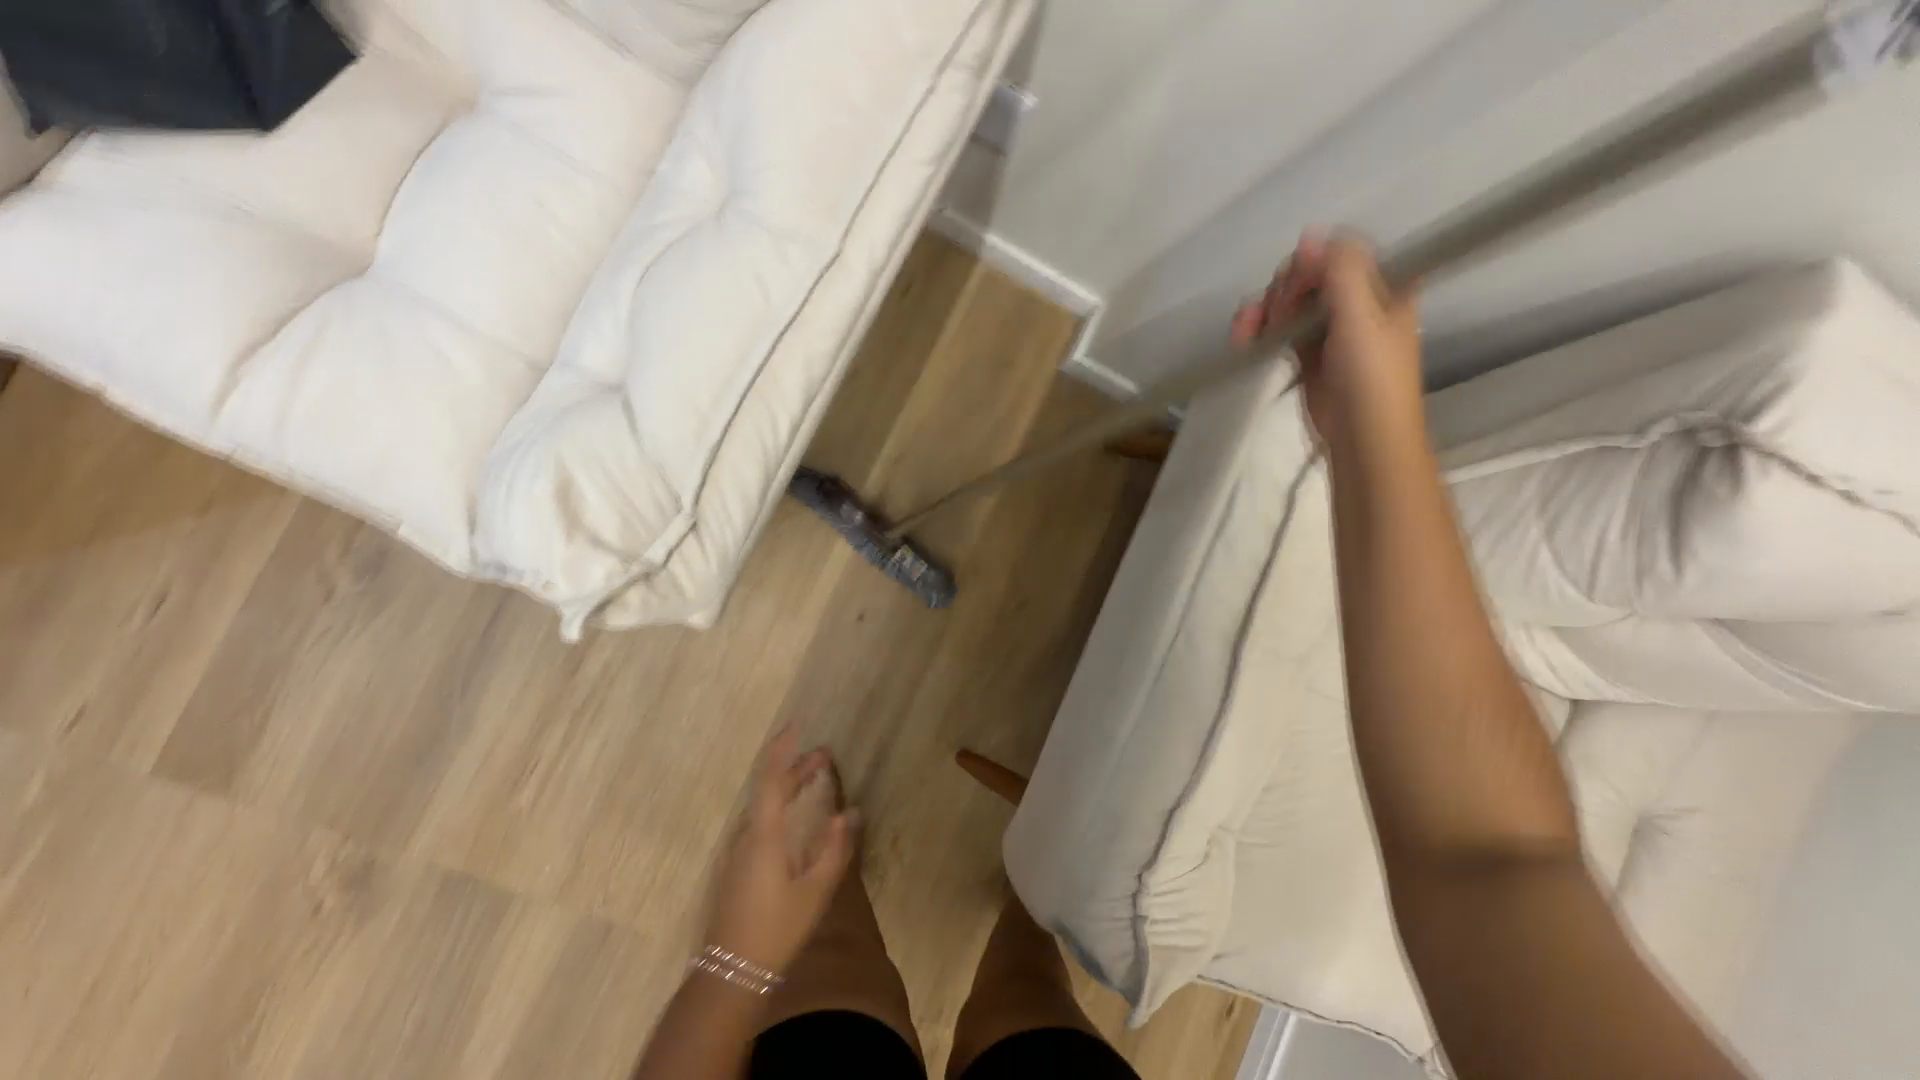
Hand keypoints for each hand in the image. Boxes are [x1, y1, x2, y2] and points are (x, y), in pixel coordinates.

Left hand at [704, 727, 858, 977]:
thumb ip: (833, 849)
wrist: (731, 971)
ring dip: (788, 788)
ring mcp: (737, 853)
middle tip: (824, 754)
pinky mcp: (737, 867)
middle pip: (769, 790)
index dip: (783, 749)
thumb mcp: (815, 891)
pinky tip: (797, 818)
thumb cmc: (776, 929)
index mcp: (764, 836)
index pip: (772, 780)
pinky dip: (781, 809)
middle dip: (795, 767)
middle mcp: (746, 836)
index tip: (797, 724)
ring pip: (764, 807)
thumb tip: (850, 812)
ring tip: (815, 779)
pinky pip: (760, 824)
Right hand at [1231, 231, 1423, 445]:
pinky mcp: (1307, 351)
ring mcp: (1330, 326)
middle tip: (1276, 312)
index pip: (1343, 252)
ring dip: (1264, 308)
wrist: (1363, 438)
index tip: (1298, 280)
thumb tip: (1311, 234)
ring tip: (1247, 329)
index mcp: (1386, 285)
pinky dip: (1259, 328)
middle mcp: (1359, 299)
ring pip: (1290, 300)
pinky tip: (1243, 337)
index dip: (1314, 261)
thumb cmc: (1372, 377)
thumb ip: (1339, 270)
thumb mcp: (1361, 315)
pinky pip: (1279, 327)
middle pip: (1310, 273)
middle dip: (1283, 288)